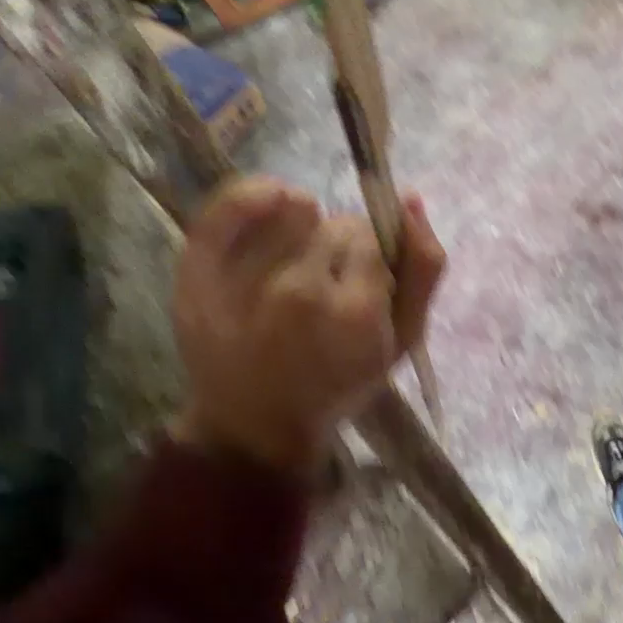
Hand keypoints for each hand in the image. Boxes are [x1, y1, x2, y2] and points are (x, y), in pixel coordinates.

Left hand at [170, 178, 445, 474]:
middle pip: (336, 227)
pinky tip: (272, 199)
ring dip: (303, 229)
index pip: (374, 238)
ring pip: (294, 214)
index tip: (363, 282)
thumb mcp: (403, 341)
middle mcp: (302, 290)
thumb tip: (411, 198)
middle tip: (328, 284)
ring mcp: (246, 280)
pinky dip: (251, 196)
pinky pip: (227, 209)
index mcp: (357, 313)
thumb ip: (422, 269)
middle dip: (341, 248)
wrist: (252, 427)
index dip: (373, 254)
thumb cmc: (337, 385)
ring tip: (294, 263)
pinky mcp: (200, 273)